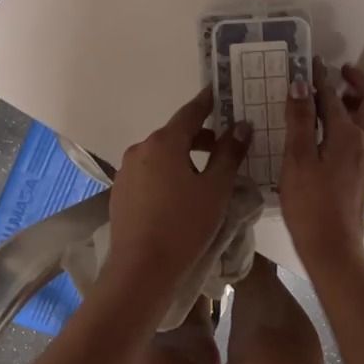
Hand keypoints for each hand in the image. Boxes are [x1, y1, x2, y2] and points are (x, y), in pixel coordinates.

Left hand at [106, 88, 251, 293]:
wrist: (141, 270)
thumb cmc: (184, 225)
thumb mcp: (216, 189)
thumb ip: (229, 153)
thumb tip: (242, 126)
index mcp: (164, 142)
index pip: (191, 112)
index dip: (208, 102)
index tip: (221, 93)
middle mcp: (141, 149)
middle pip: (176, 134)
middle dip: (202, 138)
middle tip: (227, 147)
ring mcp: (127, 171)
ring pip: (162, 156)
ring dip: (185, 158)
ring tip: (208, 177)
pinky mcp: (121, 193)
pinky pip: (151, 174)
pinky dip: (169, 175)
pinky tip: (182, 196)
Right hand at [279, 60, 363, 269]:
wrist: (333, 245)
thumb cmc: (309, 205)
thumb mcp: (297, 160)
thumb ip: (300, 121)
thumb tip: (301, 85)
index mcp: (348, 136)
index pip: (333, 97)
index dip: (320, 78)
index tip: (311, 64)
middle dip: (360, 81)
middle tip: (342, 72)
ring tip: (349, 99)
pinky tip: (355, 131)